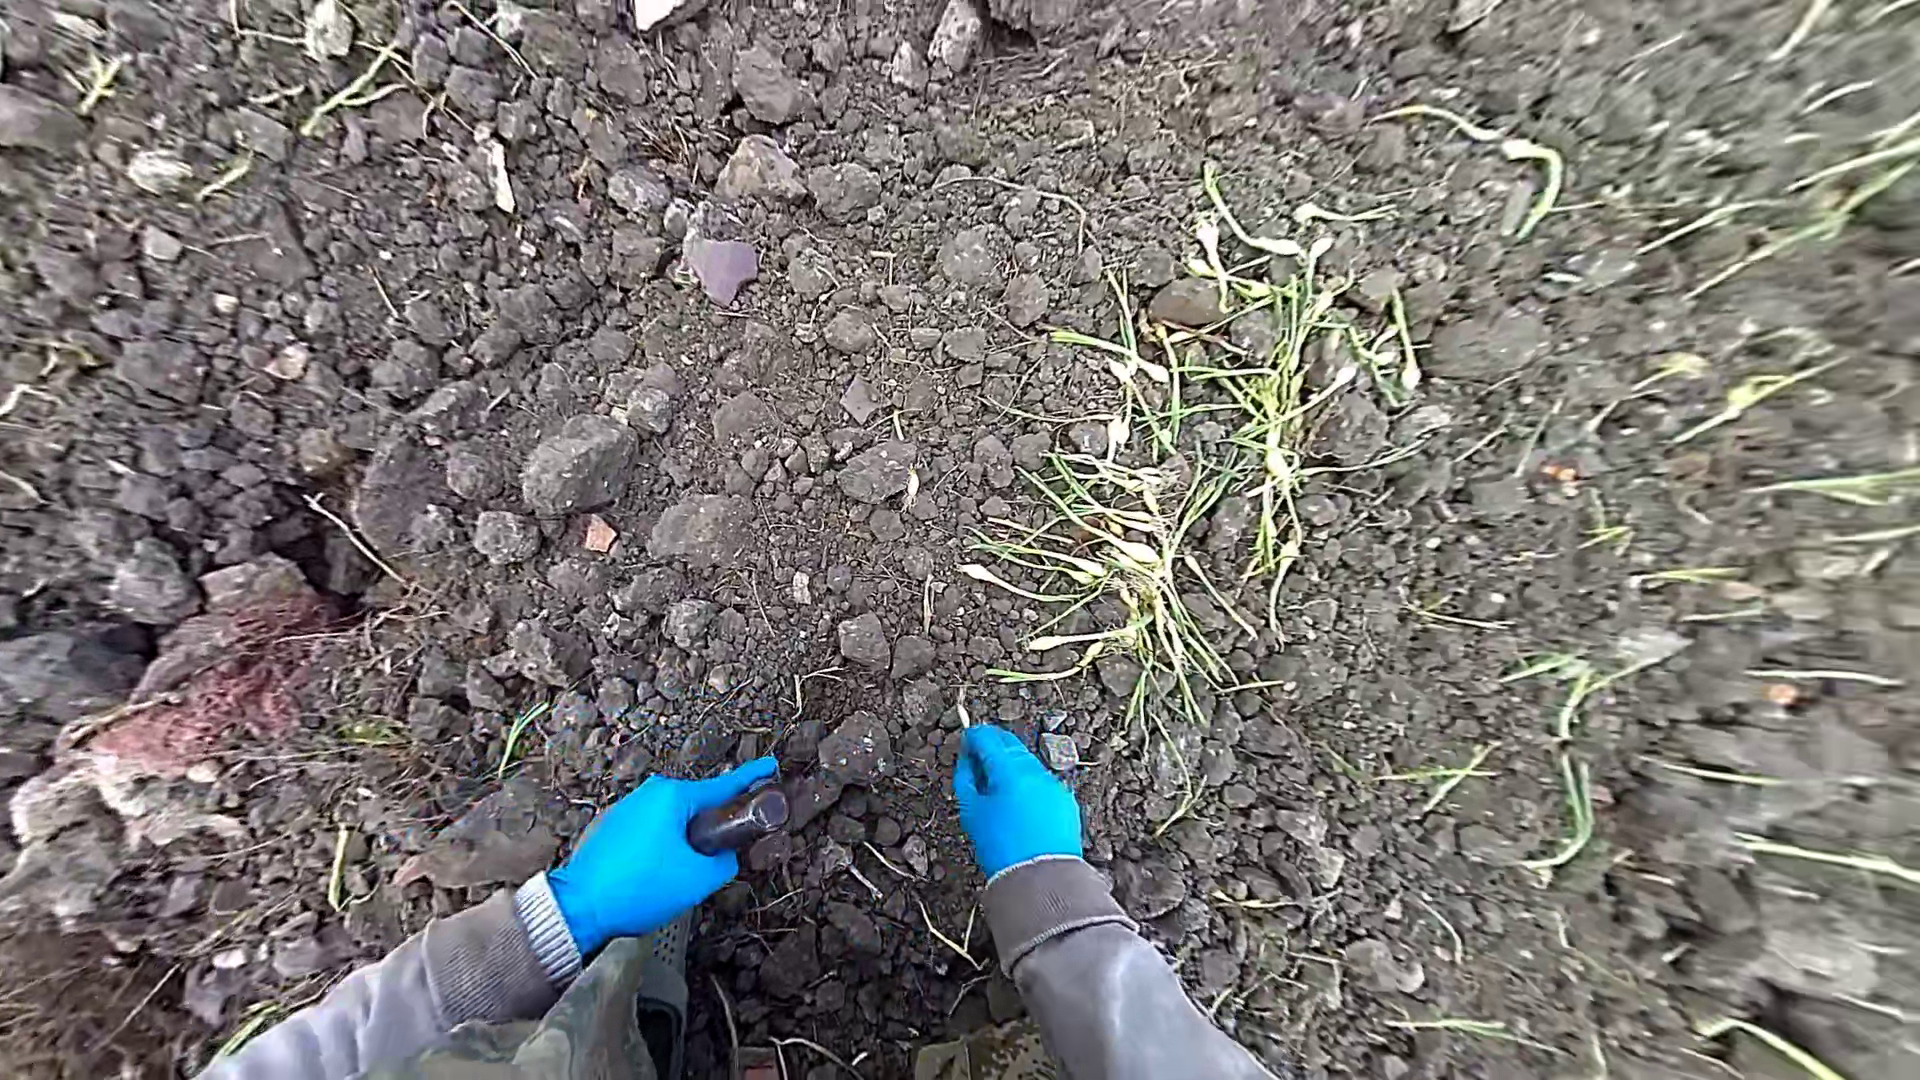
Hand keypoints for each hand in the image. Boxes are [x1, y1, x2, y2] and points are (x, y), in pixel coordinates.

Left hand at [548, 756, 778, 954]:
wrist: (575, 911)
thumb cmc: (636, 888)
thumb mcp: (697, 879)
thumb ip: (725, 862)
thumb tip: (726, 856)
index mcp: (673, 796)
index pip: (724, 785)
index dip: (751, 776)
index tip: (768, 765)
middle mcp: (651, 792)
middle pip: (698, 805)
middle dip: (712, 825)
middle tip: (721, 846)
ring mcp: (628, 807)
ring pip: (673, 819)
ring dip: (684, 839)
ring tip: (681, 870)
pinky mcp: (612, 826)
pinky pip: (651, 829)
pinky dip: (661, 845)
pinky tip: (657, 871)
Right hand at [952, 725, 1081, 877]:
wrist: (1042, 881)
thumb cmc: (1002, 848)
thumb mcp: (972, 811)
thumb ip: (966, 777)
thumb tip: (967, 759)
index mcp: (1010, 769)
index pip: (988, 737)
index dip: (973, 737)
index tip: (965, 742)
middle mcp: (1035, 770)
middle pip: (1009, 743)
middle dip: (992, 747)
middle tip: (978, 764)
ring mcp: (1053, 783)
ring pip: (1026, 762)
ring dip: (1010, 767)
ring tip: (997, 790)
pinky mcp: (1065, 799)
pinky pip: (1041, 782)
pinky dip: (1028, 784)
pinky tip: (1018, 805)